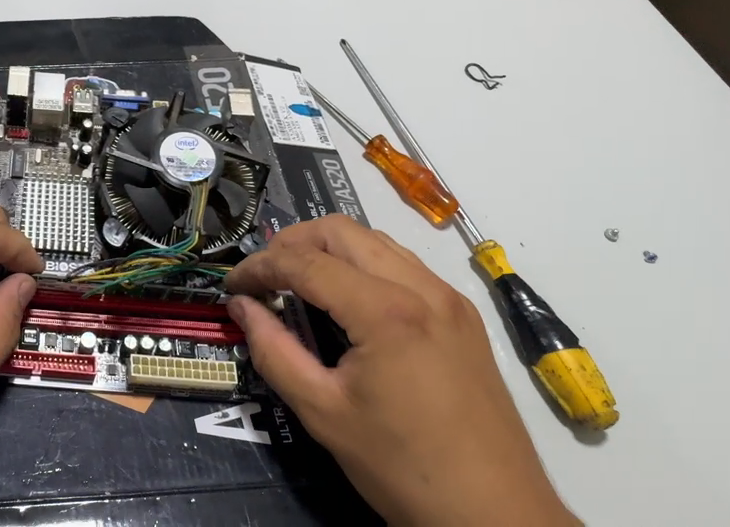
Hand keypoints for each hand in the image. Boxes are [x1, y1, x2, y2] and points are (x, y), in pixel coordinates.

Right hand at [224, 215, 575, 526]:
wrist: (498, 517)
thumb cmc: (404, 469)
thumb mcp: (323, 412)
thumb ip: (274, 351)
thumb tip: (241, 307)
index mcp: (384, 310)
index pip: (304, 262)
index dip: (259, 267)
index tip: (232, 286)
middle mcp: (420, 287)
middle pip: (340, 231)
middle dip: (292, 243)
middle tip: (264, 277)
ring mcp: (448, 297)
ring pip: (374, 240)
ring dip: (330, 249)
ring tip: (300, 283)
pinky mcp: (463, 315)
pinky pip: (403, 264)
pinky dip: (364, 264)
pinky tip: (349, 300)